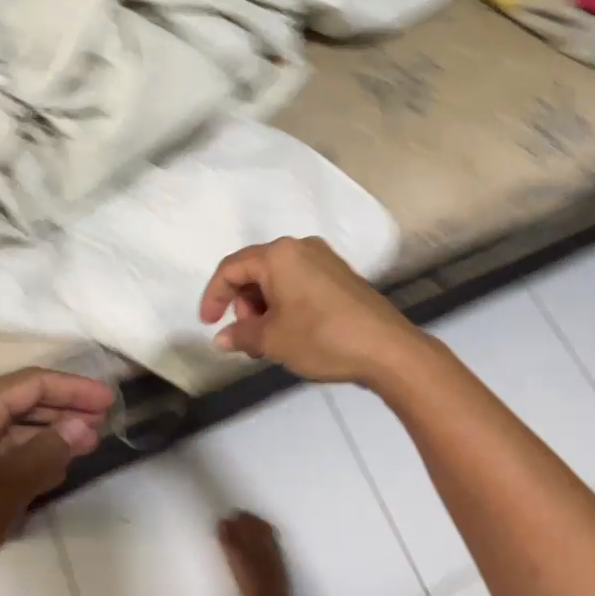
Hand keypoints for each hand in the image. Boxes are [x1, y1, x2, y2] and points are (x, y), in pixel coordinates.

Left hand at [0, 368, 112, 595]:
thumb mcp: (5, 488)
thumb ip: (47, 452)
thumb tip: (80, 427)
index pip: (28, 384)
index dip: (72, 389)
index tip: (109, 403)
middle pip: (13, 407)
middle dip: (58, 414)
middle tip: (99, 430)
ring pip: (0, 438)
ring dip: (40, 442)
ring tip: (76, 456)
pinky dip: (18, 466)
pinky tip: (39, 485)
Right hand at [199, 236, 431, 385]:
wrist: (385, 347)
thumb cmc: (322, 337)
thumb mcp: (273, 339)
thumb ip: (241, 334)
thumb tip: (222, 338)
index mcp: (279, 254)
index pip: (232, 268)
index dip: (214, 296)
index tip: (208, 324)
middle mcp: (302, 248)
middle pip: (256, 271)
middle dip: (243, 305)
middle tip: (248, 339)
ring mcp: (326, 260)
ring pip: (279, 279)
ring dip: (265, 308)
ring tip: (269, 343)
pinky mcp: (342, 276)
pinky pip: (301, 283)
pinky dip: (287, 305)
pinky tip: (291, 334)